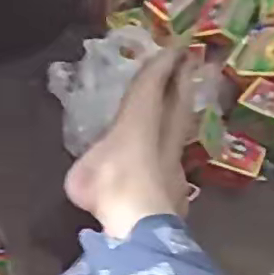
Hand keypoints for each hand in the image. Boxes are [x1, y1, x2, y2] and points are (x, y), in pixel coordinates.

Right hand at [62, 45, 203, 238]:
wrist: (139, 226)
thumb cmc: (108, 188)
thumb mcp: (83, 175)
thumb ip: (91, 168)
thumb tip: (91, 177)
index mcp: (139, 121)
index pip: (152, 86)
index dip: (160, 66)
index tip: (171, 49)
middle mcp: (163, 139)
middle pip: (178, 103)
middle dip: (182, 81)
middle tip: (190, 63)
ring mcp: (176, 168)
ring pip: (181, 136)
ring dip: (181, 121)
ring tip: (179, 113)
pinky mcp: (180, 195)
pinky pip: (176, 170)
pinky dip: (172, 163)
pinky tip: (167, 169)